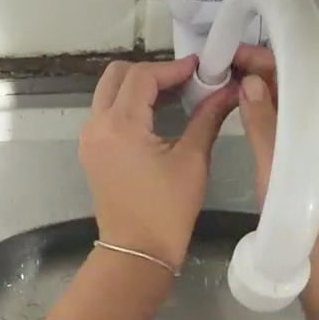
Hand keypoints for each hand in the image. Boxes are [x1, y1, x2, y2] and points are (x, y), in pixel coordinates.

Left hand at [80, 56, 238, 268]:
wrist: (137, 252)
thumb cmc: (167, 210)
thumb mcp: (192, 160)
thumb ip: (208, 117)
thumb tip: (229, 89)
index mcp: (120, 125)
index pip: (142, 76)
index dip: (172, 68)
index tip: (200, 69)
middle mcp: (96, 126)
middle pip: (117, 75)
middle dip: (151, 72)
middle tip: (184, 81)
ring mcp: (89, 139)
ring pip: (108, 92)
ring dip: (138, 87)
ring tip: (175, 95)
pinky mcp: (91, 151)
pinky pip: (106, 112)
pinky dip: (129, 105)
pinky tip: (158, 114)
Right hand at [231, 44, 318, 273]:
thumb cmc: (300, 212)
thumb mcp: (277, 164)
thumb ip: (265, 123)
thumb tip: (250, 80)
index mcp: (314, 121)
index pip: (288, 73)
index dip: (259, 57)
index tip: (225, 51)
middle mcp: (310, 126)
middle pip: (282, 85)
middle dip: (251, 68)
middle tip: (213, 64)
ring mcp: (301, 143)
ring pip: (276, 103)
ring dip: (250, 87)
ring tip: (217, 81)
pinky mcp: (293, 159)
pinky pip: (272, 121)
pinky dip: (252, 109)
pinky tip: (233, 111)